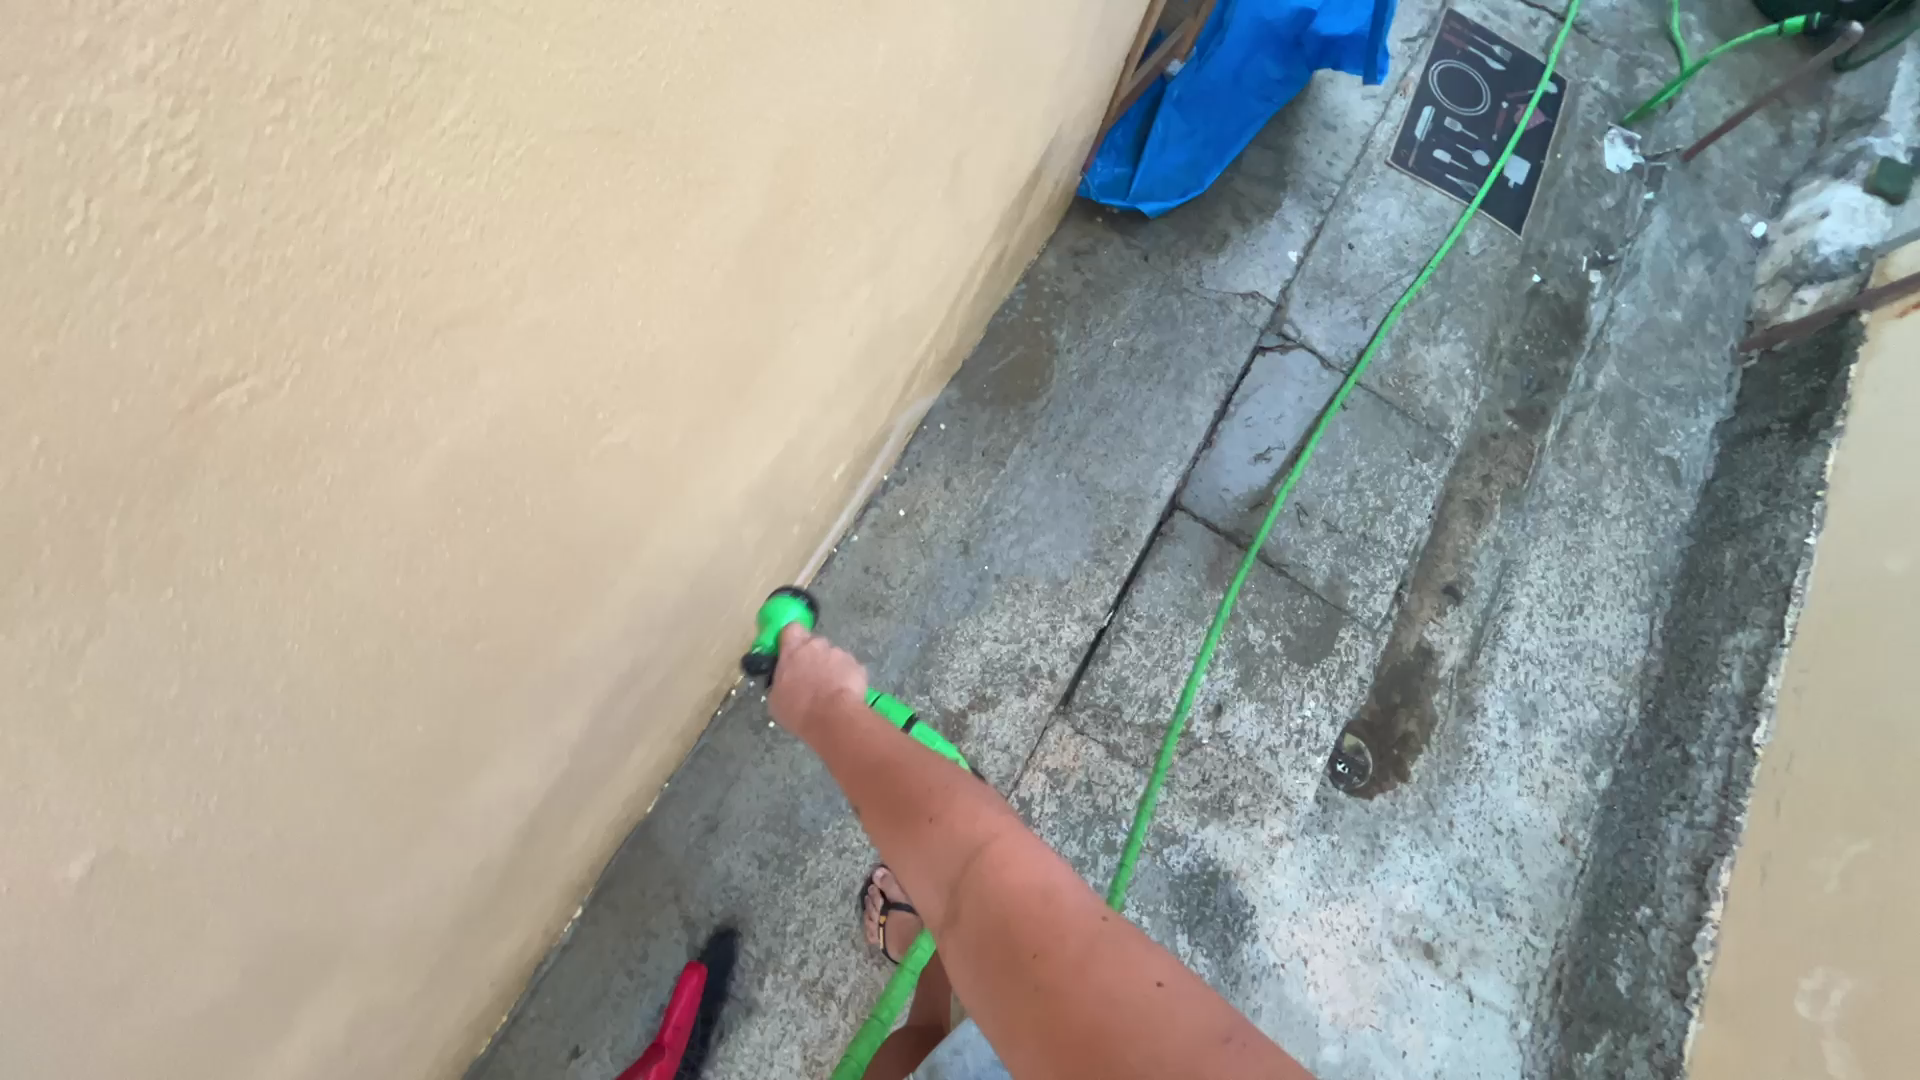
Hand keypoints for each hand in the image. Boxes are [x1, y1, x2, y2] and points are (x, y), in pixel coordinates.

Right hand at [767, 624, 868, 740]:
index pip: (792, 629)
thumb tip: (786, 680)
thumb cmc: (798, 709)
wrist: (832, 718)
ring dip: (831, 668)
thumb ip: (781, 679)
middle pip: (814, 644)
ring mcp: (840, 653)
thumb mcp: (776, 697)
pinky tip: (843, 695)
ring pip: (833, 656)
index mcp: (794, 649)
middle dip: (813, 657)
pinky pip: (849, 668)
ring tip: (829, 691)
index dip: (792, 639)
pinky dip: (846, 678)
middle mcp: (818, 645)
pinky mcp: (857, 665)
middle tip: (811, 678)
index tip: (792, 652)